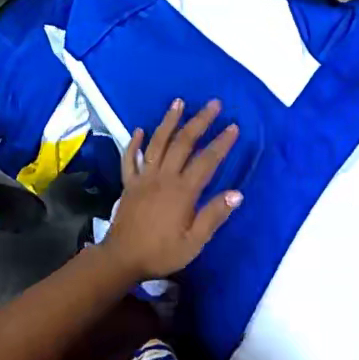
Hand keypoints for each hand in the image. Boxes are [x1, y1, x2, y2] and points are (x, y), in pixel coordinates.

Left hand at [100, 99, 240, 280]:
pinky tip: (139, 129)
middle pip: (183, 143)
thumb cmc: (161, 253)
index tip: (233, 126)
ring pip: (157, 143)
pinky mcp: (129, 184)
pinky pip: (130, 158)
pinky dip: (134, 142)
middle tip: (213, 104)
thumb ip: (213, 216)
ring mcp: (143, 178)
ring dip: (168, 121)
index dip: (221, 143)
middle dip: (199, 122)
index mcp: (182, 191)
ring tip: (179, 102)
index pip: (206, 161)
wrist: (122, 257)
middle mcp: (162, 178)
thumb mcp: (194, 242)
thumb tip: (236, 193)